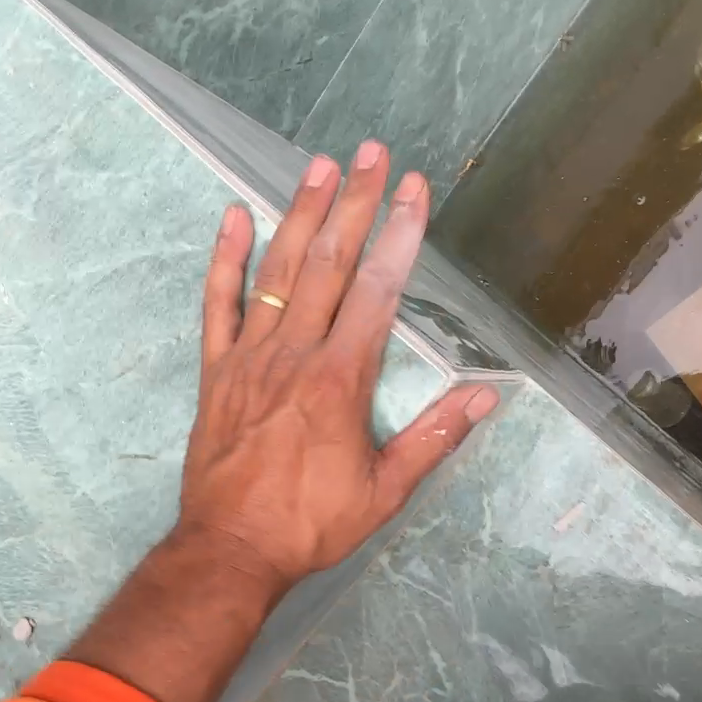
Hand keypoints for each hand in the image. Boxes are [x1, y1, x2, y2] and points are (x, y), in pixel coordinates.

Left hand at [66, 142, 498, 701]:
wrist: (231, 550)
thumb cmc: (312, 524)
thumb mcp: (385, 491)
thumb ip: (434, 438)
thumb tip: (484, 396)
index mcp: (340, 379)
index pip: (377, 290)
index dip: (400, 235)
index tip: (414, 189)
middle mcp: (295, 354)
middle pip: (328, 264)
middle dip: (353, 203)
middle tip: (370, 152)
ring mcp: (249, 358)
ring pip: (277, 273)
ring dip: (299, 215)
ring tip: (317, 166)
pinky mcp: (216, 372)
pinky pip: (218, 305)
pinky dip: (225, 259)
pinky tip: (233, 217)